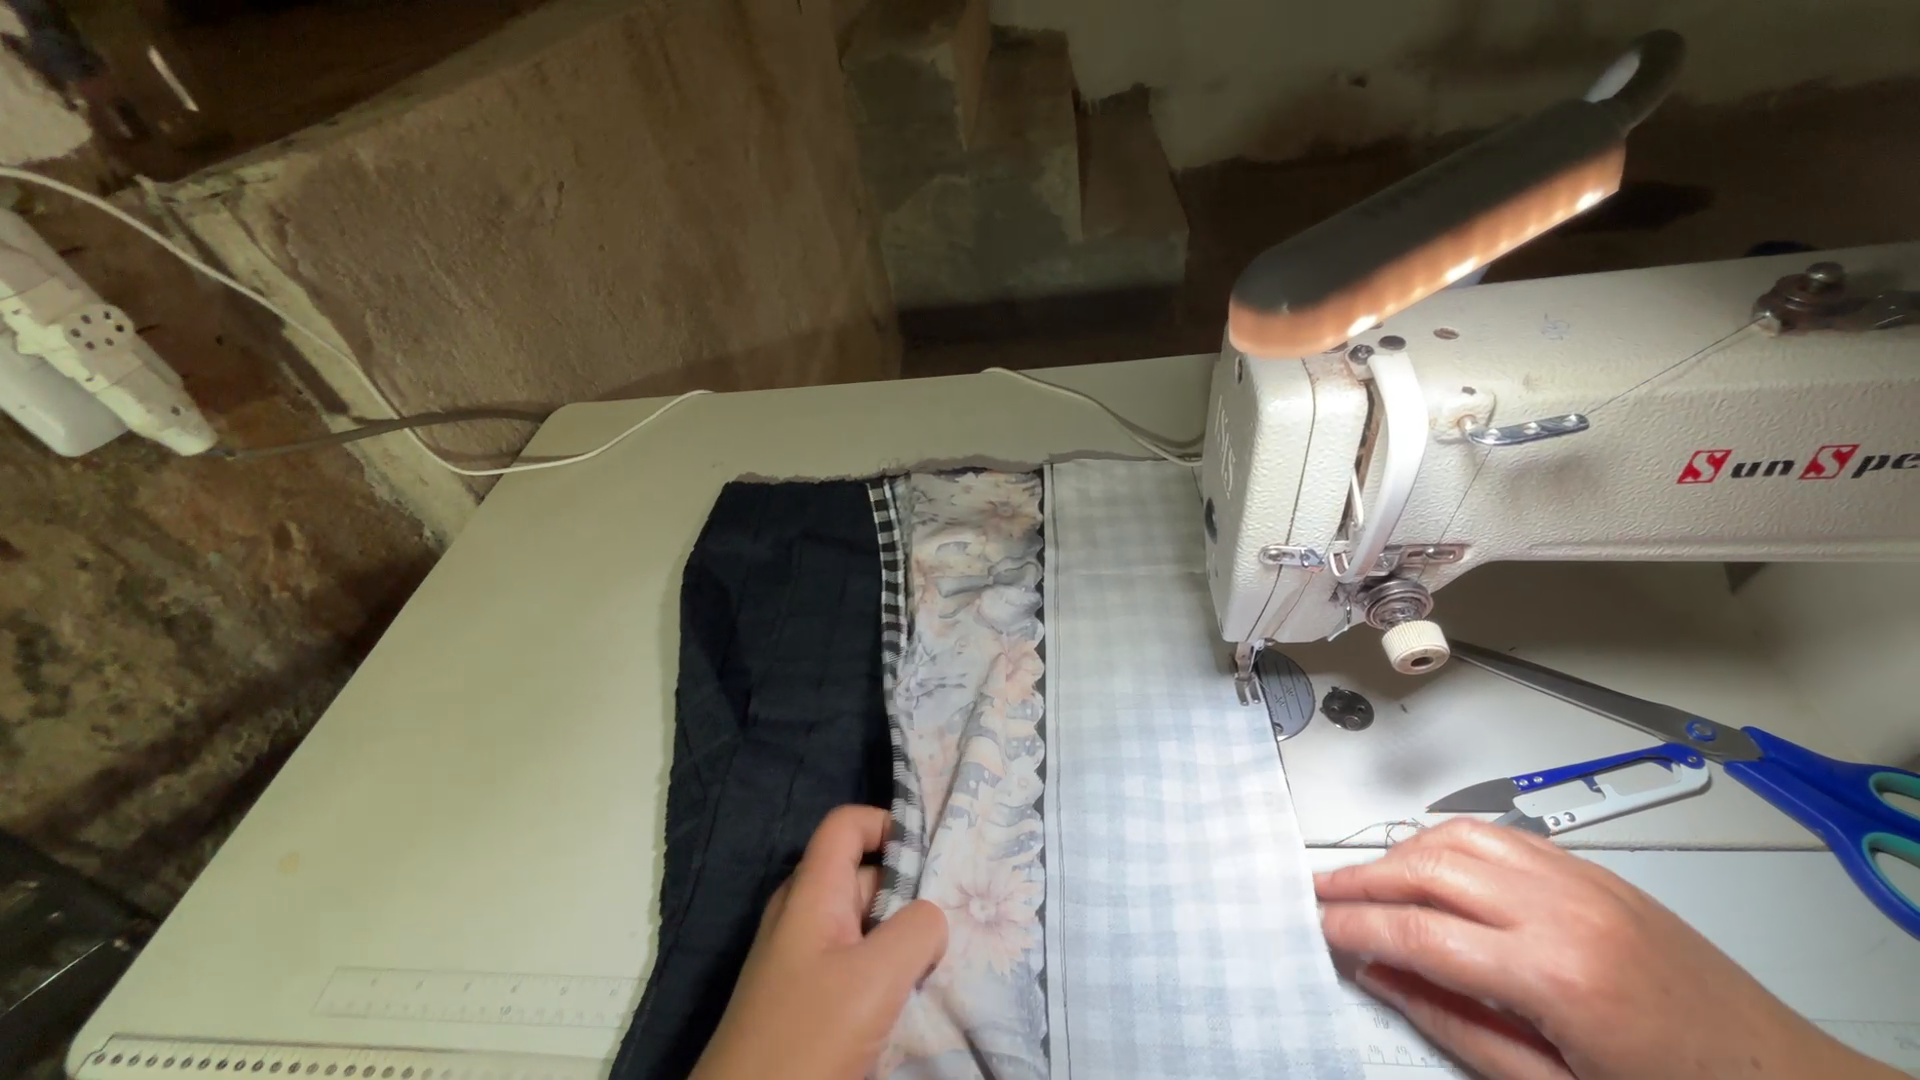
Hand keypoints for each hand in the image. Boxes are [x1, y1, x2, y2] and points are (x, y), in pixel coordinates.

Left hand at [690, 805, 946, 1079]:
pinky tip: (914, 998)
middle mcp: (804, 915)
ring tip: (943, 961)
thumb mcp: (875, 978)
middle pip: (864, 875)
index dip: (888, 825)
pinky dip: (887, 972)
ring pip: (865, 926)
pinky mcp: (808, 1001)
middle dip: (910, 891)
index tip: (933, 858)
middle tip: (956, 918)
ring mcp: (803, 960)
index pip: (846, 825)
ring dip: (903, 938)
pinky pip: (857, 965)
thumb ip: (916, 930)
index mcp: (811, 892)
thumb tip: (932, 916)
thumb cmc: (806, 1037)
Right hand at [1316, 818, 1901, 1079]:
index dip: (1357, 928)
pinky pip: (1502, 836)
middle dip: (1363, 878)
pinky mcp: (1598, 873)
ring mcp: (1585, 882)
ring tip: (1369, 877)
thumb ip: (1454, 1025)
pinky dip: (1449, 842)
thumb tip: (1381, 978)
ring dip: (1401, 852)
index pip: (1420, 934)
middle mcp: (1566, 911)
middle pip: (1429, 868)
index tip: (1322, 928)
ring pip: (1459, 837)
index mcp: (1556, 977)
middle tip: (1325, 892)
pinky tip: (1431, 864)